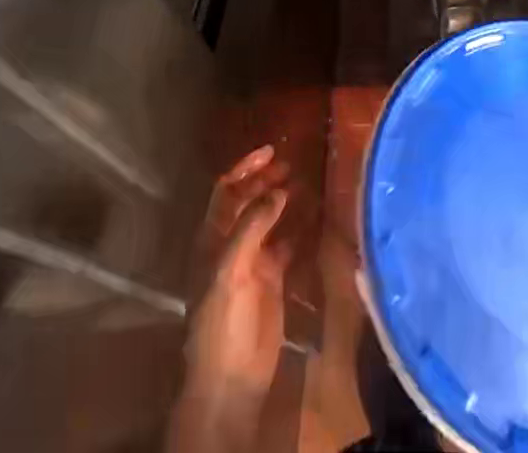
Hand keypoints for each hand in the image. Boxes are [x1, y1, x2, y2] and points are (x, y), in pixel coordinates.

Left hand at [167, 145, 293, 452]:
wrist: (231, 377)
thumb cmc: (221, 322)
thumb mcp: (230, 271)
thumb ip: (252, 228)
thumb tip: (279, 191)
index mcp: (212, 239)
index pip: (225, 192)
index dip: (245, 169)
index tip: (271, 151)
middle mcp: (231, 244)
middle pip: (247, 201)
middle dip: (266, 180)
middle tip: (293, 164)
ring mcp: (253, 260)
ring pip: (268, 219)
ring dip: (283, 199)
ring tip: (307, 182)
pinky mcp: (273, 277)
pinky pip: (287, 242)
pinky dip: (299, 226)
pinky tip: (316, 215)